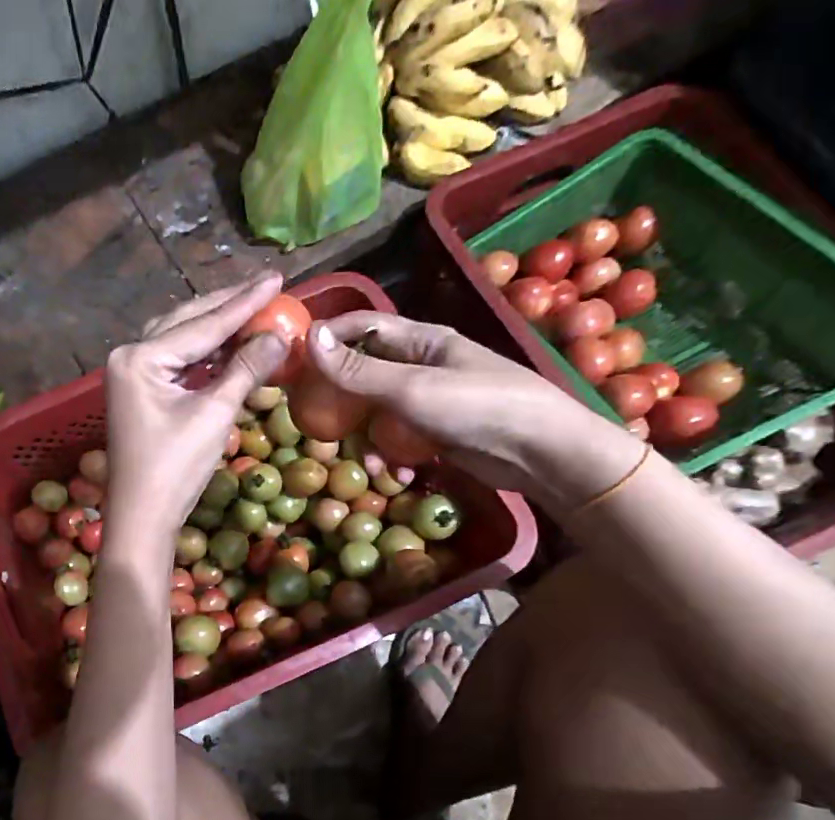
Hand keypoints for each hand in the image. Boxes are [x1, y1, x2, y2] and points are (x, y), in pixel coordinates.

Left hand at [102, 274, 288, 556]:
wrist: (143, 518)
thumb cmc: (175, 468)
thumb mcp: (214, 415)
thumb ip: (245, 369)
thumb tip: (280, 336)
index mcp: (140, 357)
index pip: (202, 324)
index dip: (244, 302)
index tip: (276, 277)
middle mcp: (131, 356)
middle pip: (188, 322)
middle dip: (228, 306)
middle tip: (268, 288)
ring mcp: (133, 375)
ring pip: (182, 339)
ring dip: (218, 328)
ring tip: (255, 311)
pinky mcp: (142, 393)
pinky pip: (179, 363)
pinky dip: (207, 355)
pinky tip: (232, 346)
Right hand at [306, 312, 646, 513]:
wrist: (540, 451)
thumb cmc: (477, 405)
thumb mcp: (411, 388)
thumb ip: (359, 371)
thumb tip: (309, 338)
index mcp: (420, 340)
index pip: (362, 328)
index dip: (328, 341)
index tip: (294, 365)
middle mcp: (423, 365)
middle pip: (366, 376)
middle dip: (346, 405)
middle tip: (324, 430)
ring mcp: (432, 402)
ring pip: (381, 415)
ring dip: (371, 442)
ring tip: (373, 465)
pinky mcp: (441, 435)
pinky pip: (403, 441)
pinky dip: (396, 458)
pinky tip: (401, 477)